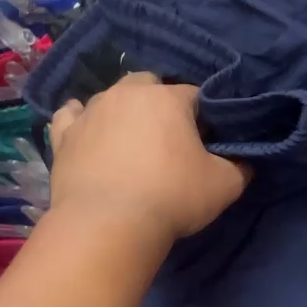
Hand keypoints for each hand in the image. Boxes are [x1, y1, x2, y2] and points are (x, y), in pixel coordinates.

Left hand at [47, 72, 249, 245]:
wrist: (108, 222)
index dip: (206, 116)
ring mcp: (89, 112)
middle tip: (170, 136)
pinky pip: (72, 116)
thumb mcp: (225, 186)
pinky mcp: (63, 135)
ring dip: (124, 112)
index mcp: (168, 99)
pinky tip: (92, 134)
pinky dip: (84, 122)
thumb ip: (240, 168)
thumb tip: (243, 163)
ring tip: (133, 140)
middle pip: (147, 83)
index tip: (210, 140)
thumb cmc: (173, 197)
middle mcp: (126, 94)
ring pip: (110, 97)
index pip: (196, 95)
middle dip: (160, 102)